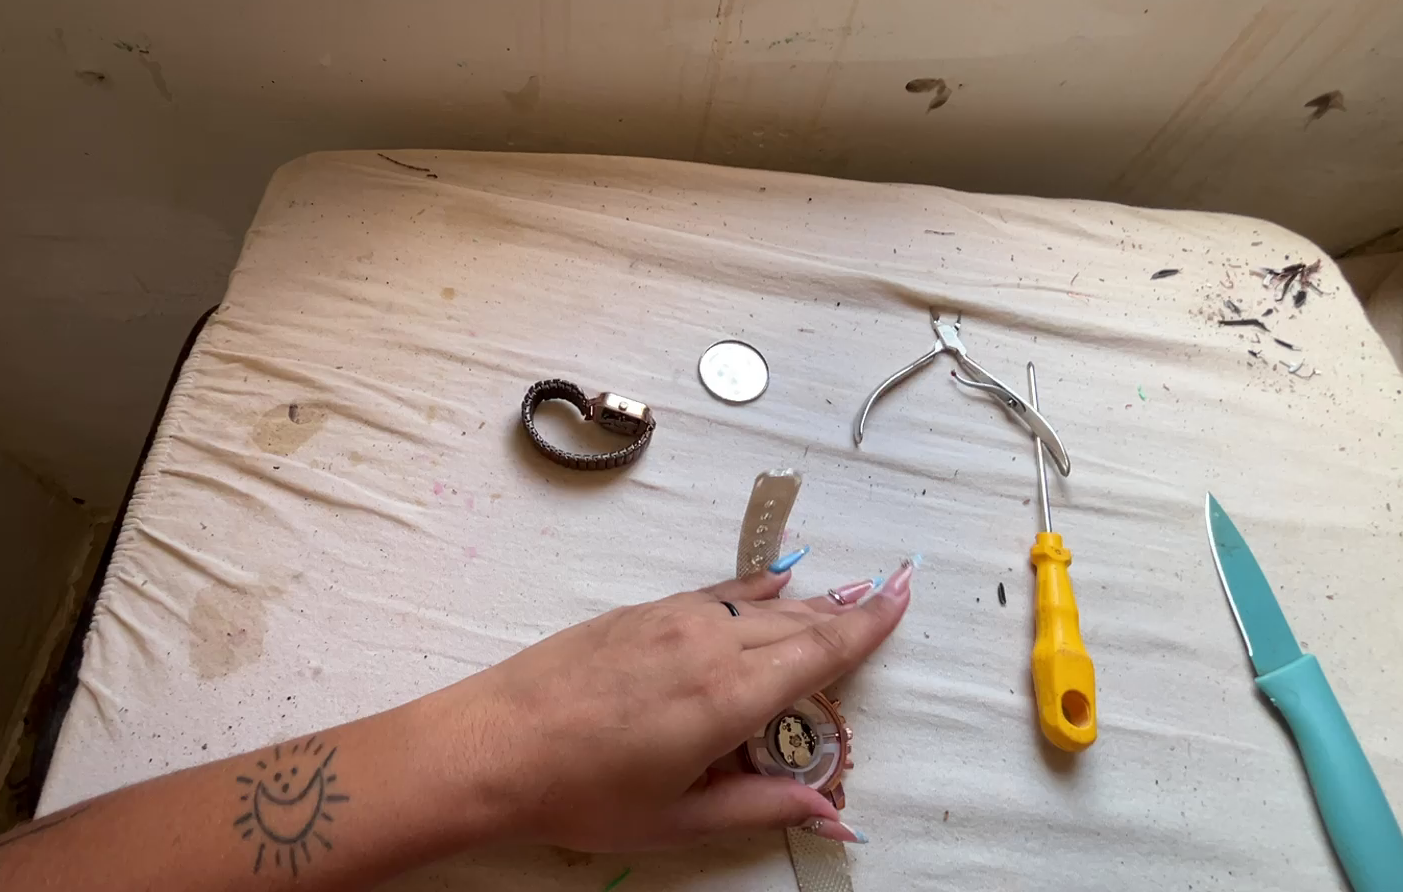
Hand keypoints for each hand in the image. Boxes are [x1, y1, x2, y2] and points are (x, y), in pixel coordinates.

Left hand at [437, 559, 912, 851]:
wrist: (499, 738)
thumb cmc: (588, 792)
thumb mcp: (679, 818)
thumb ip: (761, 806)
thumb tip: (835, 817)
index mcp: (727, 696)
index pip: (816, 653)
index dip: (866, 627)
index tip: (902, 598)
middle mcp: (707, 642)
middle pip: (793, 623)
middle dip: (842, 616)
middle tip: (885, 598)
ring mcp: (670, 616)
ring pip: (754, 605)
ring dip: (801, 605)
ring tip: (839, 598)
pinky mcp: (641, 609)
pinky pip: (712, 593)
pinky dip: (748, 589)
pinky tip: (769, 583)